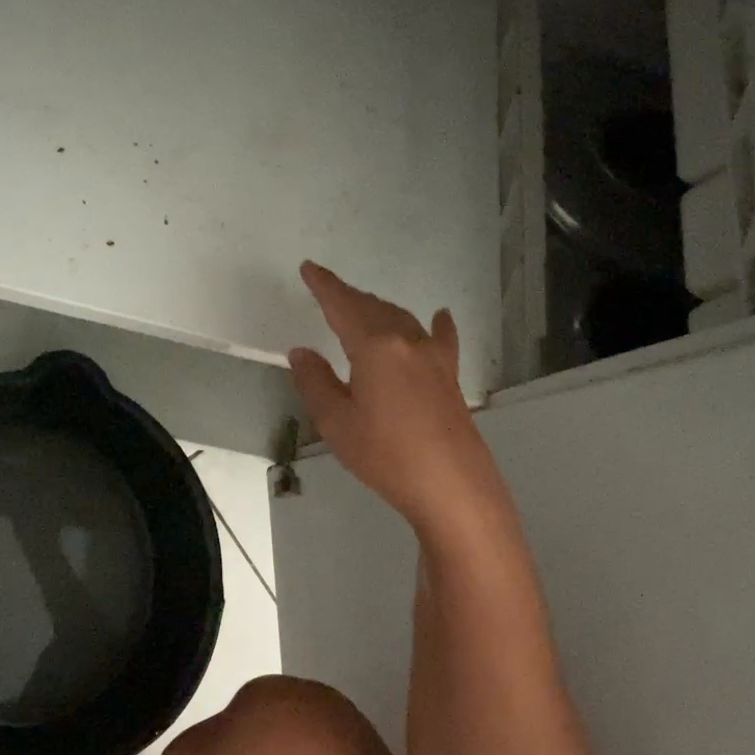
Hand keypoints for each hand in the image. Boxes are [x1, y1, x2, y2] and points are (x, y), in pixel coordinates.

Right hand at [287, 261, 510, 537]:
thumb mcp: (335, 422)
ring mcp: (434, 358)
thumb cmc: (385, 455)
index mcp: (375, 347)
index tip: (309, 269)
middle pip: (373, 308)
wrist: (451, 486)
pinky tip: (439, 317)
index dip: (324, 286)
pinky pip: (439, 338)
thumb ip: (316, 382)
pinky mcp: (449, 377)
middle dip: (349, 296)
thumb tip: (302, 352)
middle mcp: (406, 342)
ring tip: (361, 306)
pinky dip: (433, 324)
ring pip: (402, 319)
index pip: (343, 306)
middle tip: (326, 290)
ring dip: (378, 309)